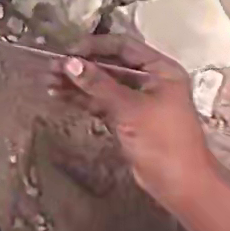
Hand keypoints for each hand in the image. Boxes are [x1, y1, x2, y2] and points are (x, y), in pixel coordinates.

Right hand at [55, 34, 219, 207]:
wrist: (180, 185)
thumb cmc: (162, 140)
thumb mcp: (129, 108)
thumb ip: (98, 83)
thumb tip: (68, 62)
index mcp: (160, 69)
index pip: (123, 46)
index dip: (94, 46)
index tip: (67, 52)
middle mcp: (149, 79)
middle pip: (109, 64)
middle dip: (80, 66)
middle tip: (51, 67)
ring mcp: (137, 99)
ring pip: (102, 83)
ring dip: (76, 82)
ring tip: (48, 81)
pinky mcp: (126, 117)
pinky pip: (100, 100)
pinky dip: (81, 98)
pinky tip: (59, 95)